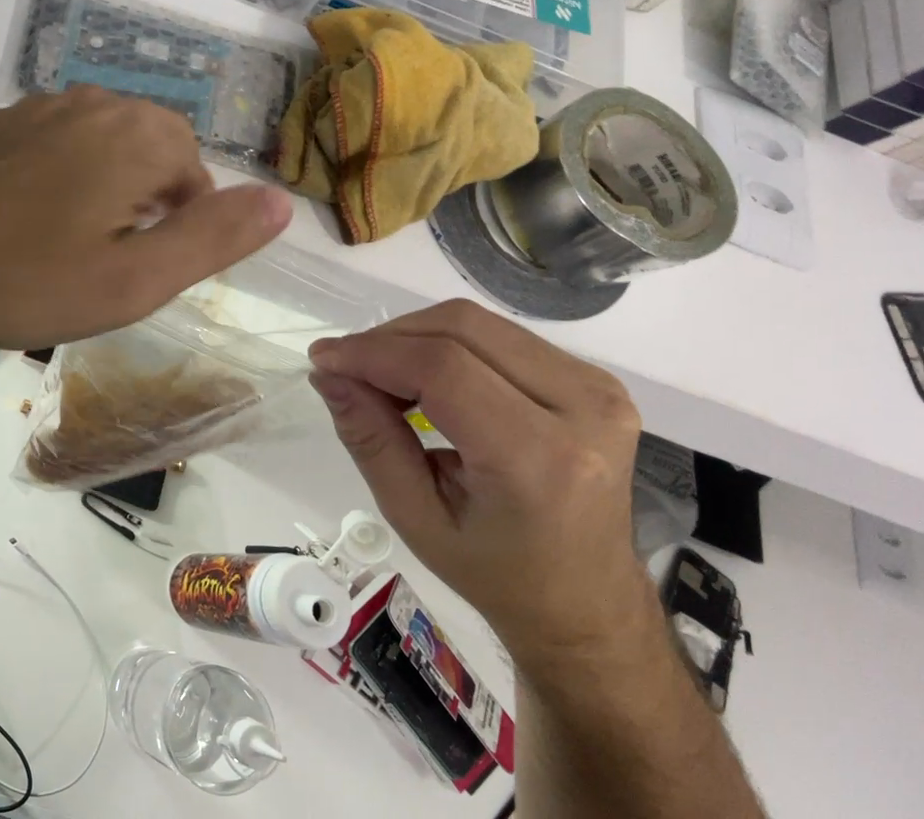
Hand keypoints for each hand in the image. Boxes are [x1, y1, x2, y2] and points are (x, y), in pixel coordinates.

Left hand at [0, 87, 293, 359]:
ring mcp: (30, 109)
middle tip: (108, 268)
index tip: (145, 272)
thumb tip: (282, 201)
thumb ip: (213, 238)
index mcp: (133, 132)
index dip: (181, 227)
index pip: (193, 170)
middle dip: (143, 205)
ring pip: (97, 147)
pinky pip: (50, 148)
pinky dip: (57, 182)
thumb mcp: (133, 281)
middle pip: (147, 150)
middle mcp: (87, 102)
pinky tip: (25, 227)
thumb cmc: (25, 284)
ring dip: (100, 193)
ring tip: (69, 251)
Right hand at [306, 300, 655, 666]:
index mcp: (539, 460)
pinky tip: (422, 382)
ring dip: (415, 339)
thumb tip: (329, 376)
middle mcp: (583, 411)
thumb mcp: (414, 517)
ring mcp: (599, 391)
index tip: (322, 361)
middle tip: (345, 370)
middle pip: (463, 330)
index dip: (372, 353)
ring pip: (480, 324)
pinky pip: (503, 338)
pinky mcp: (600, 381)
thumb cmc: (494, 572)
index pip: (443, 369)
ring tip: (380, 379)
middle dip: (388, 339)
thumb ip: (371, 441)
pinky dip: (447, 346)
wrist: (585, 599)